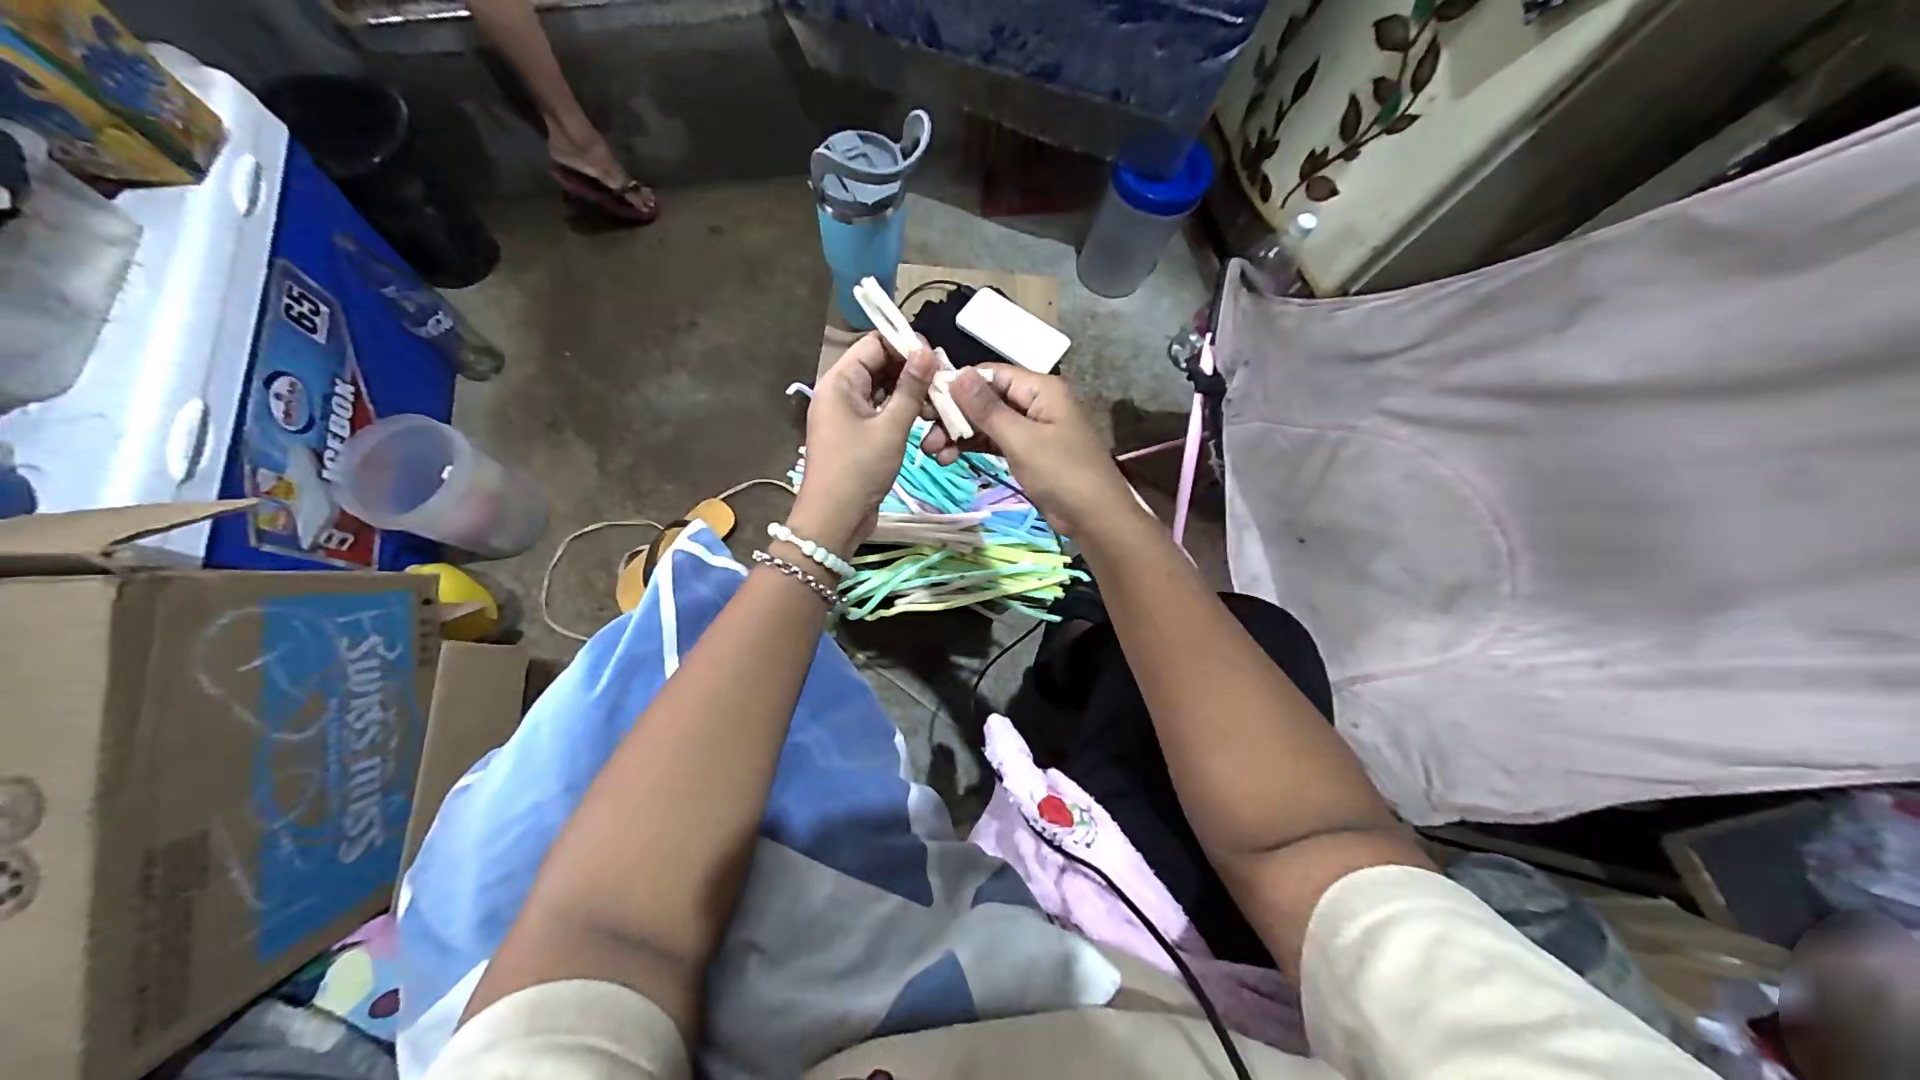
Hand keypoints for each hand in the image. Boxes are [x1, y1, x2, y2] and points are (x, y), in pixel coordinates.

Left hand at [792, 333, 935, 553]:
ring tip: (937, 405)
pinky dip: (901, 411)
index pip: (874, 344)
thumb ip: (910, 388)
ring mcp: (847, 413)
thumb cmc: (858, 470)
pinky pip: (881, 410)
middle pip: (880, 364)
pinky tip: (925, 418)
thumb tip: (927, 351)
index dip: (905, 345)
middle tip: (943, 384)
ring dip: (909, 393)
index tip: (936, 359)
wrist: (834, 519)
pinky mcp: (856, 432)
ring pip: (883, 389)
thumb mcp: (890, 428)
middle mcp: (840, 391)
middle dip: (911, 371)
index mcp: (839, 381)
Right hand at [922, 363, 1143, 539]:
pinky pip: (994, 441)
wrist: (1096, 518)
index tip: (926, 403)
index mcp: (1040, 389)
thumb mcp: (1022, 440)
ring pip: (986, 422)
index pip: (990, 375)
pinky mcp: (1027, 452)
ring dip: (958, 434)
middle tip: (924, 435)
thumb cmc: (1063, 474)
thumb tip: (957, 374)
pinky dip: (973, 448)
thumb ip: (988, 408)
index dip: (957, 385)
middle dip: (954, 415)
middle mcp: (1034, 402)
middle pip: (985, 399)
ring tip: (931, 452)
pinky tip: (948, 458)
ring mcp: (1031, 428)